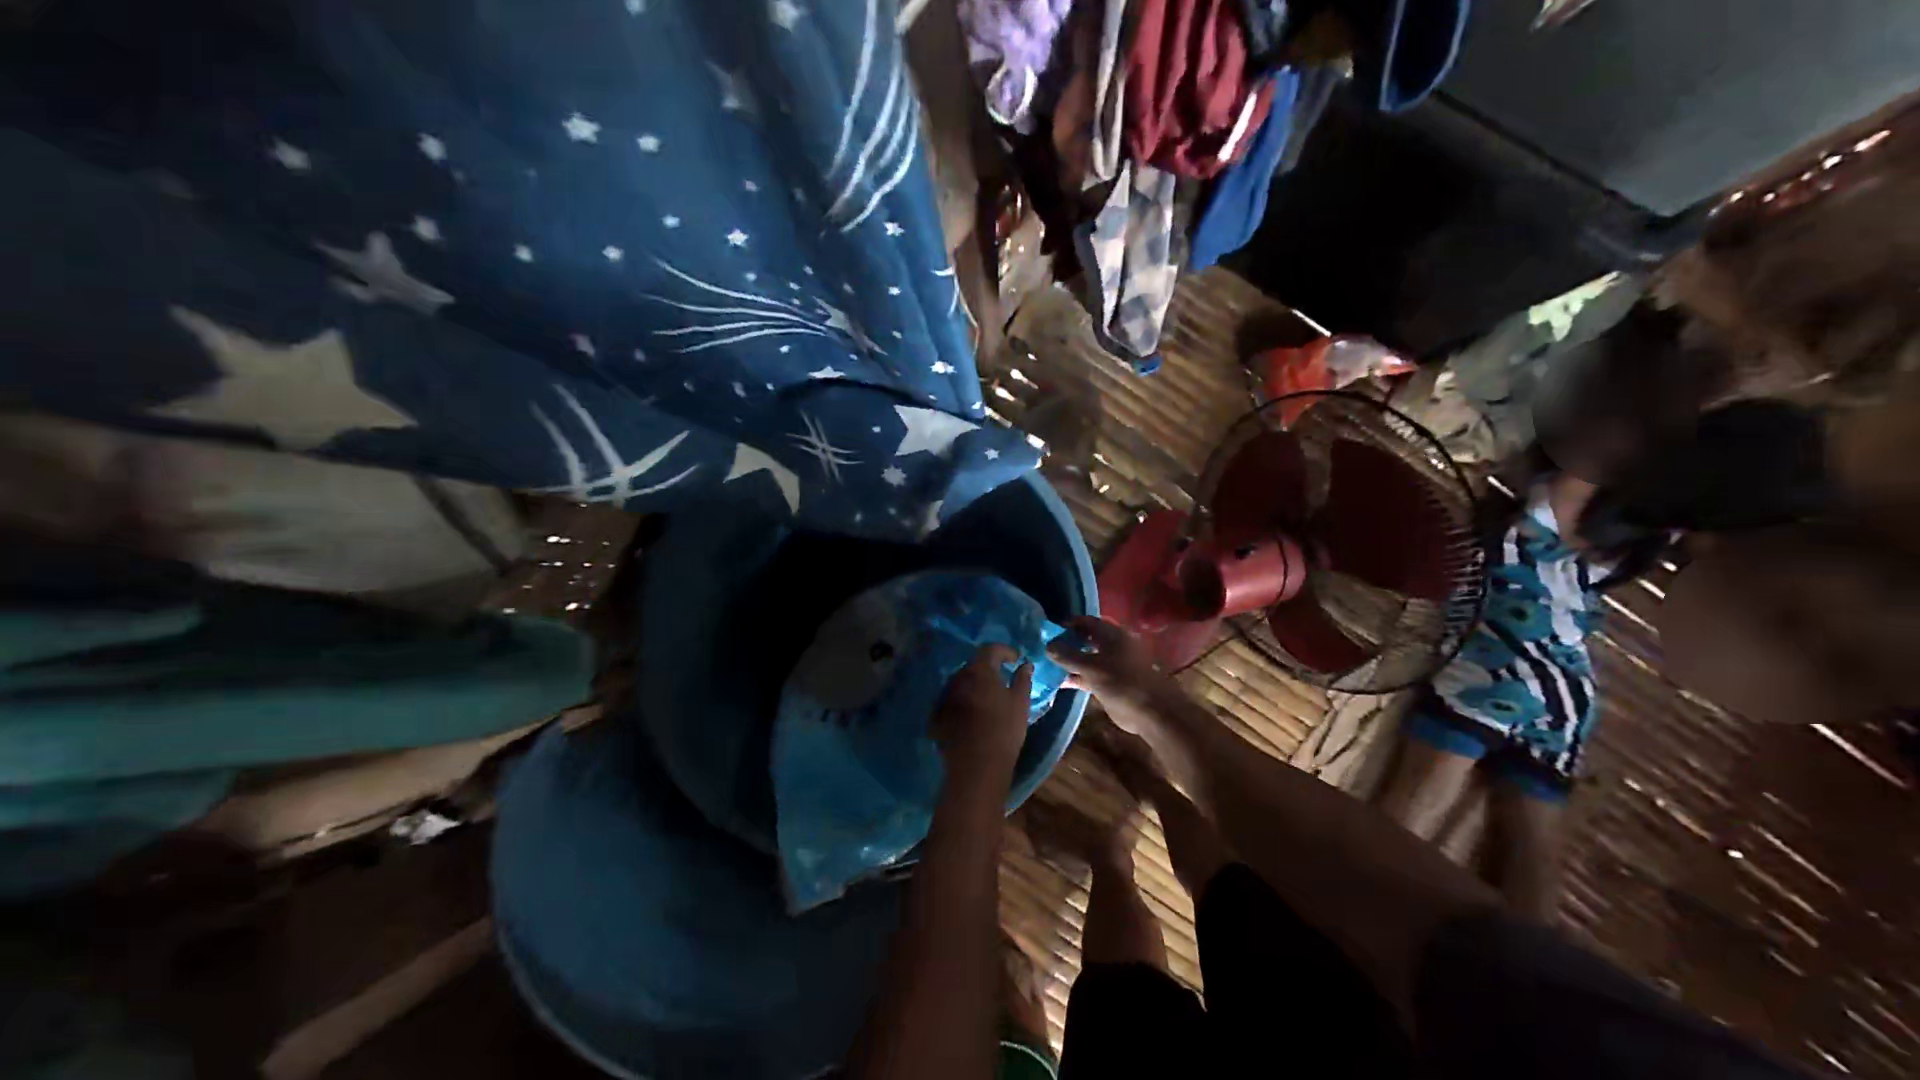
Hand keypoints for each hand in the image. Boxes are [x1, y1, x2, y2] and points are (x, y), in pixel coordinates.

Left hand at [932, 644, 1033, 781]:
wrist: (976, 765)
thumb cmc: (1004, 730)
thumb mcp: (1020, 702)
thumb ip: (1023, 679)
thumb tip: (1025, 665)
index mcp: (979, 670)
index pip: (990, 650)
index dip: (1005, 651)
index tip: (1015, 659)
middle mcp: (958, 678)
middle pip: (973, 666)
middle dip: (988, 669)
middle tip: (1002, 678)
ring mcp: (944, 696)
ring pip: (961, 683)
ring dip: (974, 686)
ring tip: (988, 698)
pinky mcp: (937, 715)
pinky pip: (952, 701)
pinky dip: (963, 702)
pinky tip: (972, 714)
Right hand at [1046, 617, 1164, 704]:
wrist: (1151, 713)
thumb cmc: (1124, 683)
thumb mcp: (1092, 668)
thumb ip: (1068, 656)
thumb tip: (1048, 645)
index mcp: (1113, 635)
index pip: (1087, 622)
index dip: (1068, 624)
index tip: (1049, 630)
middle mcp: (1113, 646)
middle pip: (1086, 639)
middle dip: (1067, 642)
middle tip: (1046, 647)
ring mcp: (1112, 665)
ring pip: (1086, 658)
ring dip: (1069, 661)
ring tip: (1047, 663)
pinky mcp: (1110, 683)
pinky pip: (1089, 675)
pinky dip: (1075, 677)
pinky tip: (1058, 681)